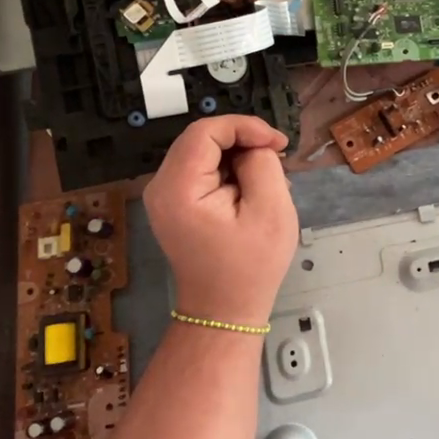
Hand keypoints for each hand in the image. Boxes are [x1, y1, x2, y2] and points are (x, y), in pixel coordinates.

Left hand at [143, 117, 297, 327]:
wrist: (224, 312)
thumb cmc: (250, 266)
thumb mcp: (270, 210)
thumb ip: (261, 164)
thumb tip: (253, 147)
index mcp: (178, 188)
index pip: (205, 132)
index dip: (244, 127)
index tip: (277, 143)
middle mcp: (160, 187)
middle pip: (201, 138)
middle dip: (242, 139)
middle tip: (277, 156)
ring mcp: (163, 196)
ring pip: (202, 151)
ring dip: (237, 155)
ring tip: (269, 177)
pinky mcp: (173, 204)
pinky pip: (200, 170)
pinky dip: (228, 170)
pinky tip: (251, 189)